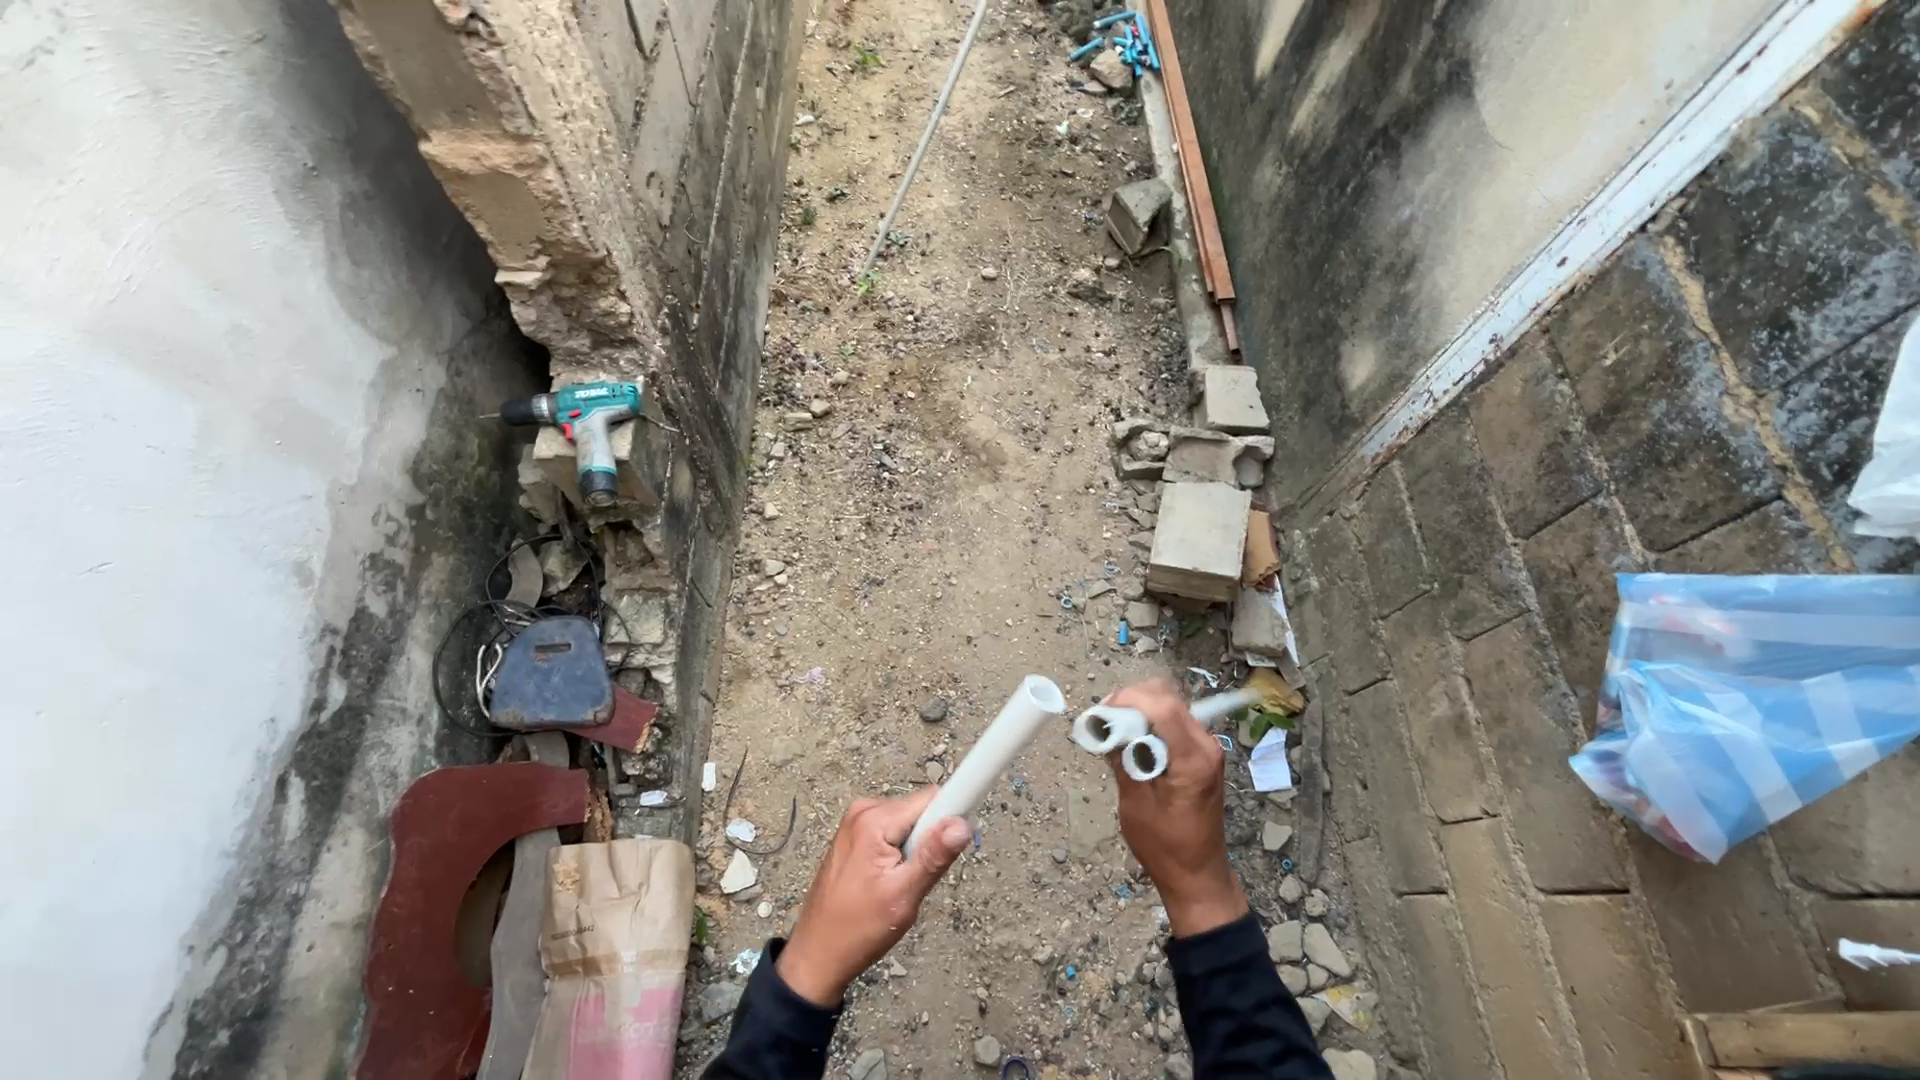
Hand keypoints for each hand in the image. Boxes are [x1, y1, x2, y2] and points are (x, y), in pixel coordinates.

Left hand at [775, 785, 971, 1005]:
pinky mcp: (855, 834)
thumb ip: (934, 857)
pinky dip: (899, 853)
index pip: (931, 799)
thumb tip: (963, 824)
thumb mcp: (903, 897)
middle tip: (916, 879)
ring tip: (899, 884)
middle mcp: (863, 811)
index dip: (950, 817)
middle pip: (920, 810)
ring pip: (908, 823)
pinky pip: (893, 831)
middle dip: (929, 841)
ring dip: (914, 849)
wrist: (817, 955)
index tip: (960, 841)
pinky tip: (887, 881)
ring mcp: (856, 822)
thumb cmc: (857, 930)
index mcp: (873, 820)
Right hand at [1106, 678, 1248, 937]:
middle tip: (1104, 719)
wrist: (1198, 873)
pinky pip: (1174, 719)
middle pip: (1167, 696)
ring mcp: (1208, 747)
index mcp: (1192, 760)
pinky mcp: (1202, 752)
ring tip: (1113, 728)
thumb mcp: (1135, 804)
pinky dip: (1150, 719)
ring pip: (1170, 703)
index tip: (1102, 713)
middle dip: (1131, 699)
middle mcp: (1206, 746)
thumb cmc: (1165, 847)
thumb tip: (1105, 727)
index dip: (1128, 700)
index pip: (1163, 707)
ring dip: (1139, 707)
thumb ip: (1123, 759)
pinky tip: (1131, 738)